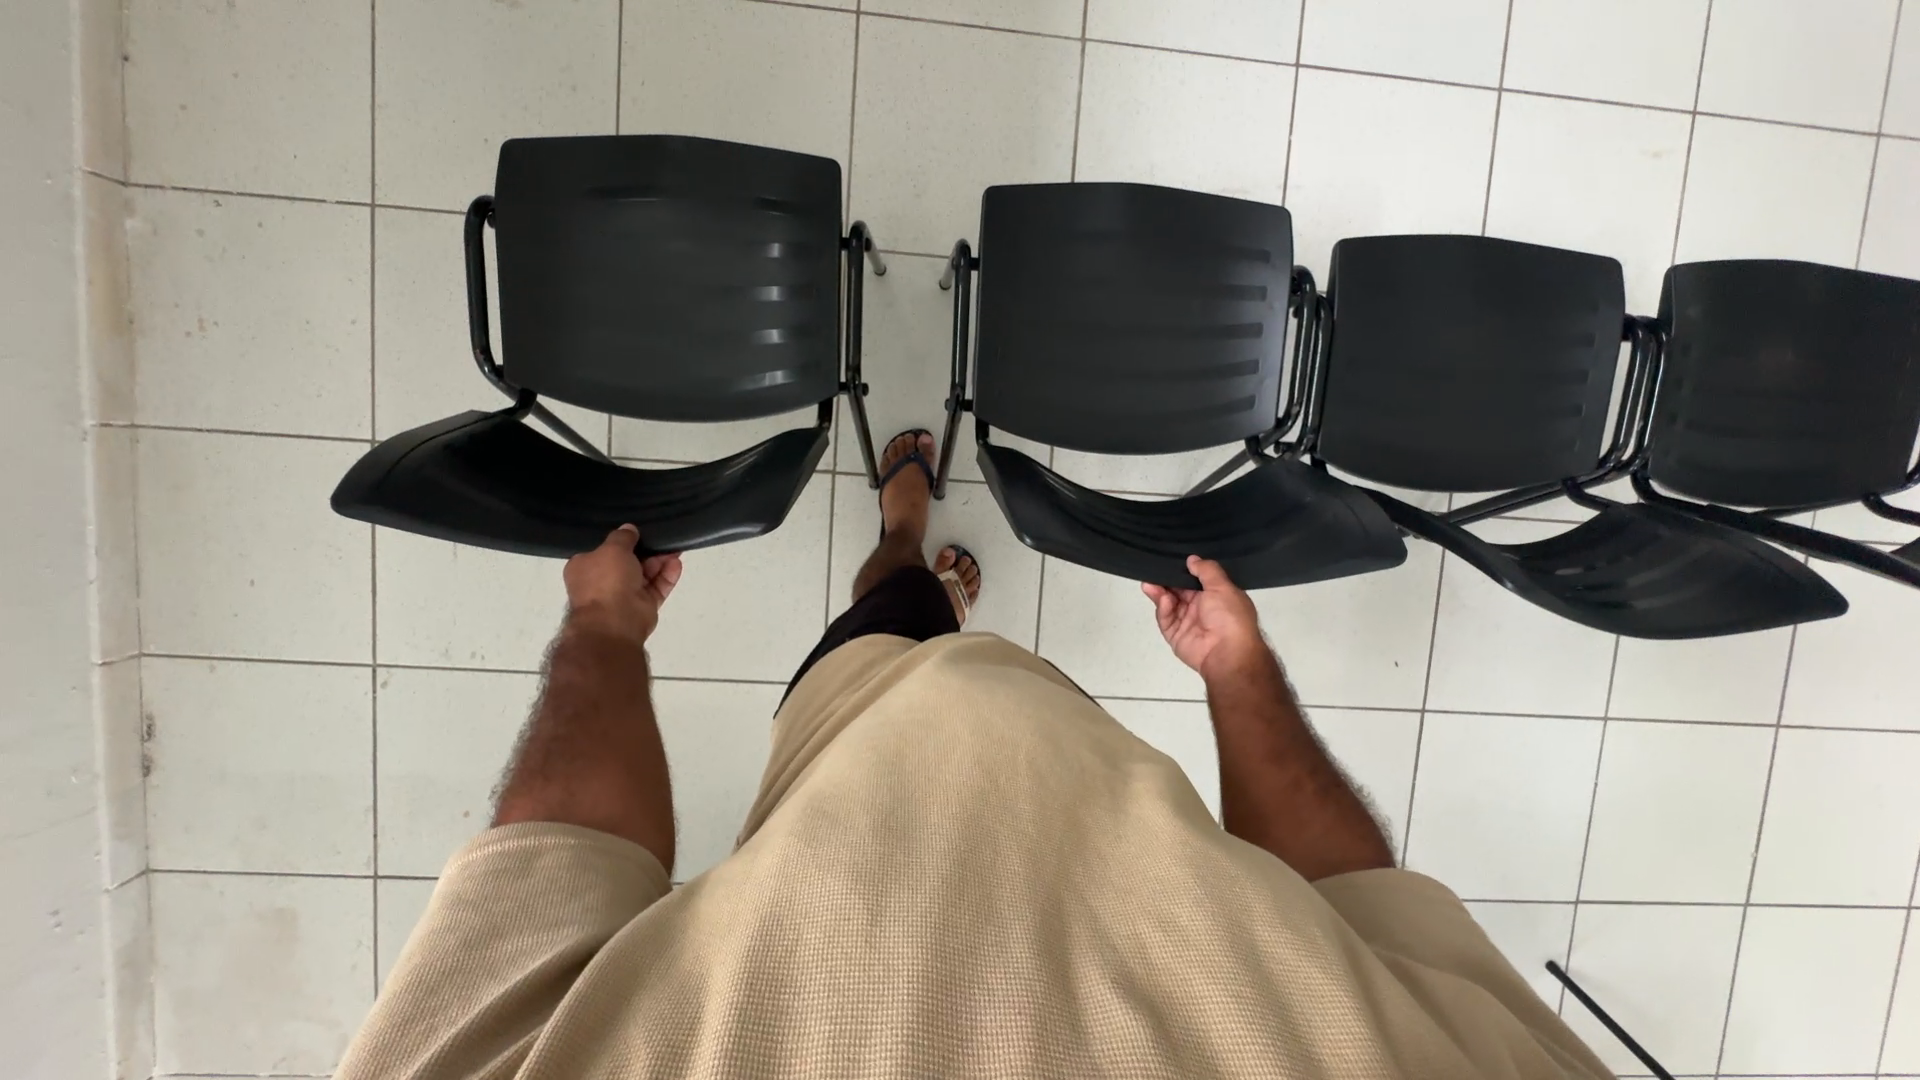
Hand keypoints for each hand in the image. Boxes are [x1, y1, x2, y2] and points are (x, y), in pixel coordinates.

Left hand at [563, 525, 681, 643]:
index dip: (621, 541)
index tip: (637, 532)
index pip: (603, 551)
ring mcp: (624, 595)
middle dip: (646, 550)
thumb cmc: (606, 580)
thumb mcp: (612, 548)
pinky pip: (656, 587)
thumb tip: (629, 529)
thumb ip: (622, 536)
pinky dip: (666, 576)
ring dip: (660, 561)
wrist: (615, 620)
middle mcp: (603, 581)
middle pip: (629, 561)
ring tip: (675, 549)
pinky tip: (676, 564)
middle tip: (662, 538)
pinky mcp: (643, 605)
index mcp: (585, 568)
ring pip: (645, 574)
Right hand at [1141, 556, 1268, 681]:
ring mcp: (1187, 621)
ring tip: (1149, 583)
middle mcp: (1202, 608)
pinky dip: (1163, 608)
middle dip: (1167, 580)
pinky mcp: (1175, 634)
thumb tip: (1192, 559)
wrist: (1227, 653)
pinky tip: (1162, 599)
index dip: (1184, 570)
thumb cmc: (1230, 616)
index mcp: (1217, 596)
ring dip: (1159, 592)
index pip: (1196, 580)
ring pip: (1169, 603)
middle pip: (1179, 590)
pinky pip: (1166, 618)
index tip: (1171, 559)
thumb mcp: (1222, 587)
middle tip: (1154, 569)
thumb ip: (1206, 570)